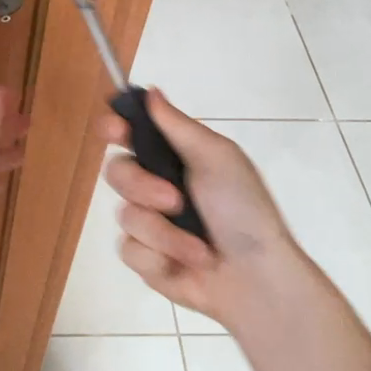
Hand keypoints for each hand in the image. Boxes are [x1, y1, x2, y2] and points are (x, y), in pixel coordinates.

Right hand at [93, 90, 304, 326]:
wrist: (257, 280)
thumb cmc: (243, 211)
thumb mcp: (218, 158)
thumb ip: (178, 126)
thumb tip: (150, 90)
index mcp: (174, 158)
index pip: (130, 132)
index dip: (114, 127)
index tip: (113, 130)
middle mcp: (155, 186)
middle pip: (115, 171)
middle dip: (142, 186)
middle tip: (174, 200)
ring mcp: (148, 224)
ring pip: (124, 214)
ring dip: (164, 233)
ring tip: (199, 248)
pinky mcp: (144, 259)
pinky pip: (129, 249)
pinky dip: (160, 257)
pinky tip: (186, 267)